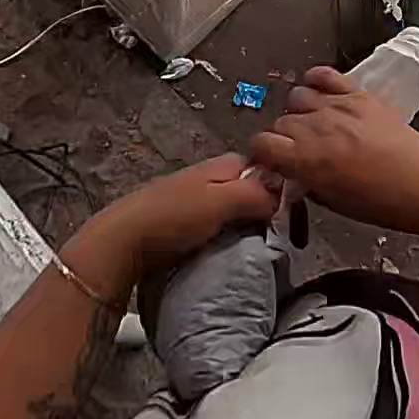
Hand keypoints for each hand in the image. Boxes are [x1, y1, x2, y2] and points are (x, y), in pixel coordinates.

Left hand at [60, 153, 278, 292]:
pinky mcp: (189, 222)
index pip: (272, 170)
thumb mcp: (223, 200)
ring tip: (261, 253)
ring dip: (253, 228)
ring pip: (241, 210)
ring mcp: (202, 198)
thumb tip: (286, 199)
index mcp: (229, 163)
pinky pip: (224, 226)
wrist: (121, 242)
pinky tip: (235, 255)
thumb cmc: (174, 216)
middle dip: (271, 213)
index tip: (296, 225)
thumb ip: (259, 194)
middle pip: (257, 190)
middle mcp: (218, 175)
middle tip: (281, 243)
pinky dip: (234, 238)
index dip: (286, 194)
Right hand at [249, 66, 418, 231]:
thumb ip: (307, 181)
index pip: (262, 144)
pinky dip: (317, 80)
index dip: (263, 153)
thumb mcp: (332, 202)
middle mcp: (316, 128)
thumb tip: (295, 173)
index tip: (270, 159)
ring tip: (313, 123)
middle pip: (281, 122)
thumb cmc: (380, 200)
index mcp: (305, 159)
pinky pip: (326, 75)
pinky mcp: (357, 94)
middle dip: (284, 136)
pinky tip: (318, 90)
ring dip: (300, 111)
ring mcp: (337, 106)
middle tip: (298, 148)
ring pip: (298, 97)